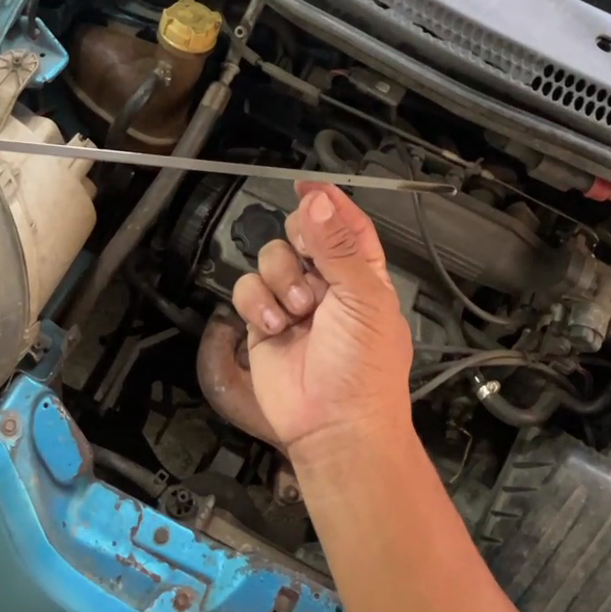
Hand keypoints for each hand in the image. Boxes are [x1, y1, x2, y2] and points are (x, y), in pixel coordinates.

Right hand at [230, 184, 414, 459]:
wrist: (333, 427)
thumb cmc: (363, 363)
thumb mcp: (361, 298)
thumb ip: (337, 246)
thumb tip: (317, 196)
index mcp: (362, 272)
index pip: (346, 223)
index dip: (328, 201)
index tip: (305, 184)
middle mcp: (327, 282)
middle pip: (301, 233)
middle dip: (299, 244)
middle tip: (308, 264)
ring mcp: (293, 303)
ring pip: (270, 258)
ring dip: (280, 281)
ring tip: (297, 313)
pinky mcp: (263, 324)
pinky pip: (247, 289)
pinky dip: (257, 305)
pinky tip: (274, 328)